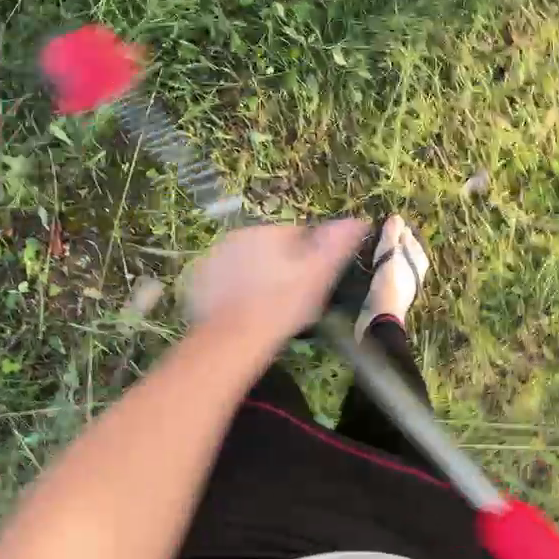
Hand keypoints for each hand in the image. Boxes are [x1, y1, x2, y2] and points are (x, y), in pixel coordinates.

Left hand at [182, 219, 370, 347]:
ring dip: (256, 277)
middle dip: (280, 266)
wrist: (234, 338)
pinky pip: (223, 279)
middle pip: (269, 247)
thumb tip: (359, 220)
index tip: (312, 284)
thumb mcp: (318, 276)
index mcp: (269, 231)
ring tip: (265, 308)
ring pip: (245, 262)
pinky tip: (242, 311)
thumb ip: (337, 245)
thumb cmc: (282, 306)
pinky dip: (232, 290)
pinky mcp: (199, 281)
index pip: (297, 235)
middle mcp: (238, 235)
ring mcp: (214, 257)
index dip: (309, 259)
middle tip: (290, 299)